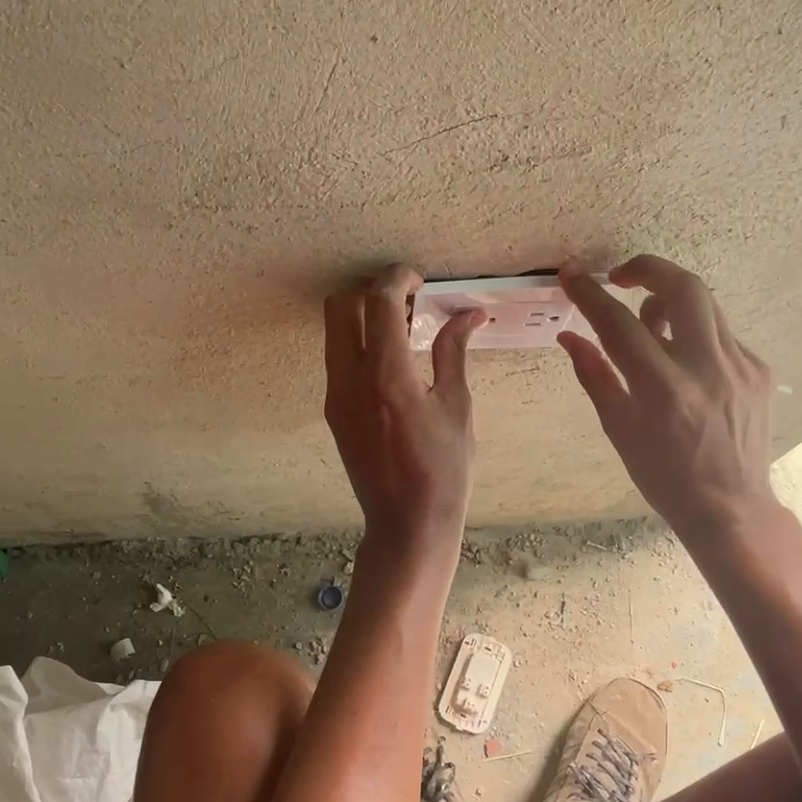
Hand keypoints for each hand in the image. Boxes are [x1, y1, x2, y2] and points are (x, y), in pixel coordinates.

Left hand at [324, 265, 486, 544]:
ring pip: (333, 333)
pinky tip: (392, 361)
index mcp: (387, 376)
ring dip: (361, 317)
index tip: (418, 279)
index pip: (379, 301)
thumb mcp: (456, 406)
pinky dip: (358, 345)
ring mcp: (335, 397)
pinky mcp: (333, 412)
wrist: (406, 523)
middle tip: (405, 300)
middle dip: (370, 291)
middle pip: (339, 306)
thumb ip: (453, 352)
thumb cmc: (443, 470)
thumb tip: (468, 314)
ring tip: (402, 329)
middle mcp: (350, 380)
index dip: (397, 278)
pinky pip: (338, 360)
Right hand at [557, 255, 779, 534]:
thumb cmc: (664, 477)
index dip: (591, 294)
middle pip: (683, 288)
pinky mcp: (759, 370)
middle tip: (622, 277)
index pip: (621, 324)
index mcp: (664, 390)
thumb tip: (570, 337)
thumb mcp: (619, 430)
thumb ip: (595, 376)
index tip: (571, 275)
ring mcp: (740, 367)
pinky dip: (695, 335)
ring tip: (650, 322)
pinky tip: (684, 363)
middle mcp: (707, 369)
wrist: (730, 508)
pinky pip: (721, 334)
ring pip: (706, 304)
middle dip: (648, 268)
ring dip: (671, 299)